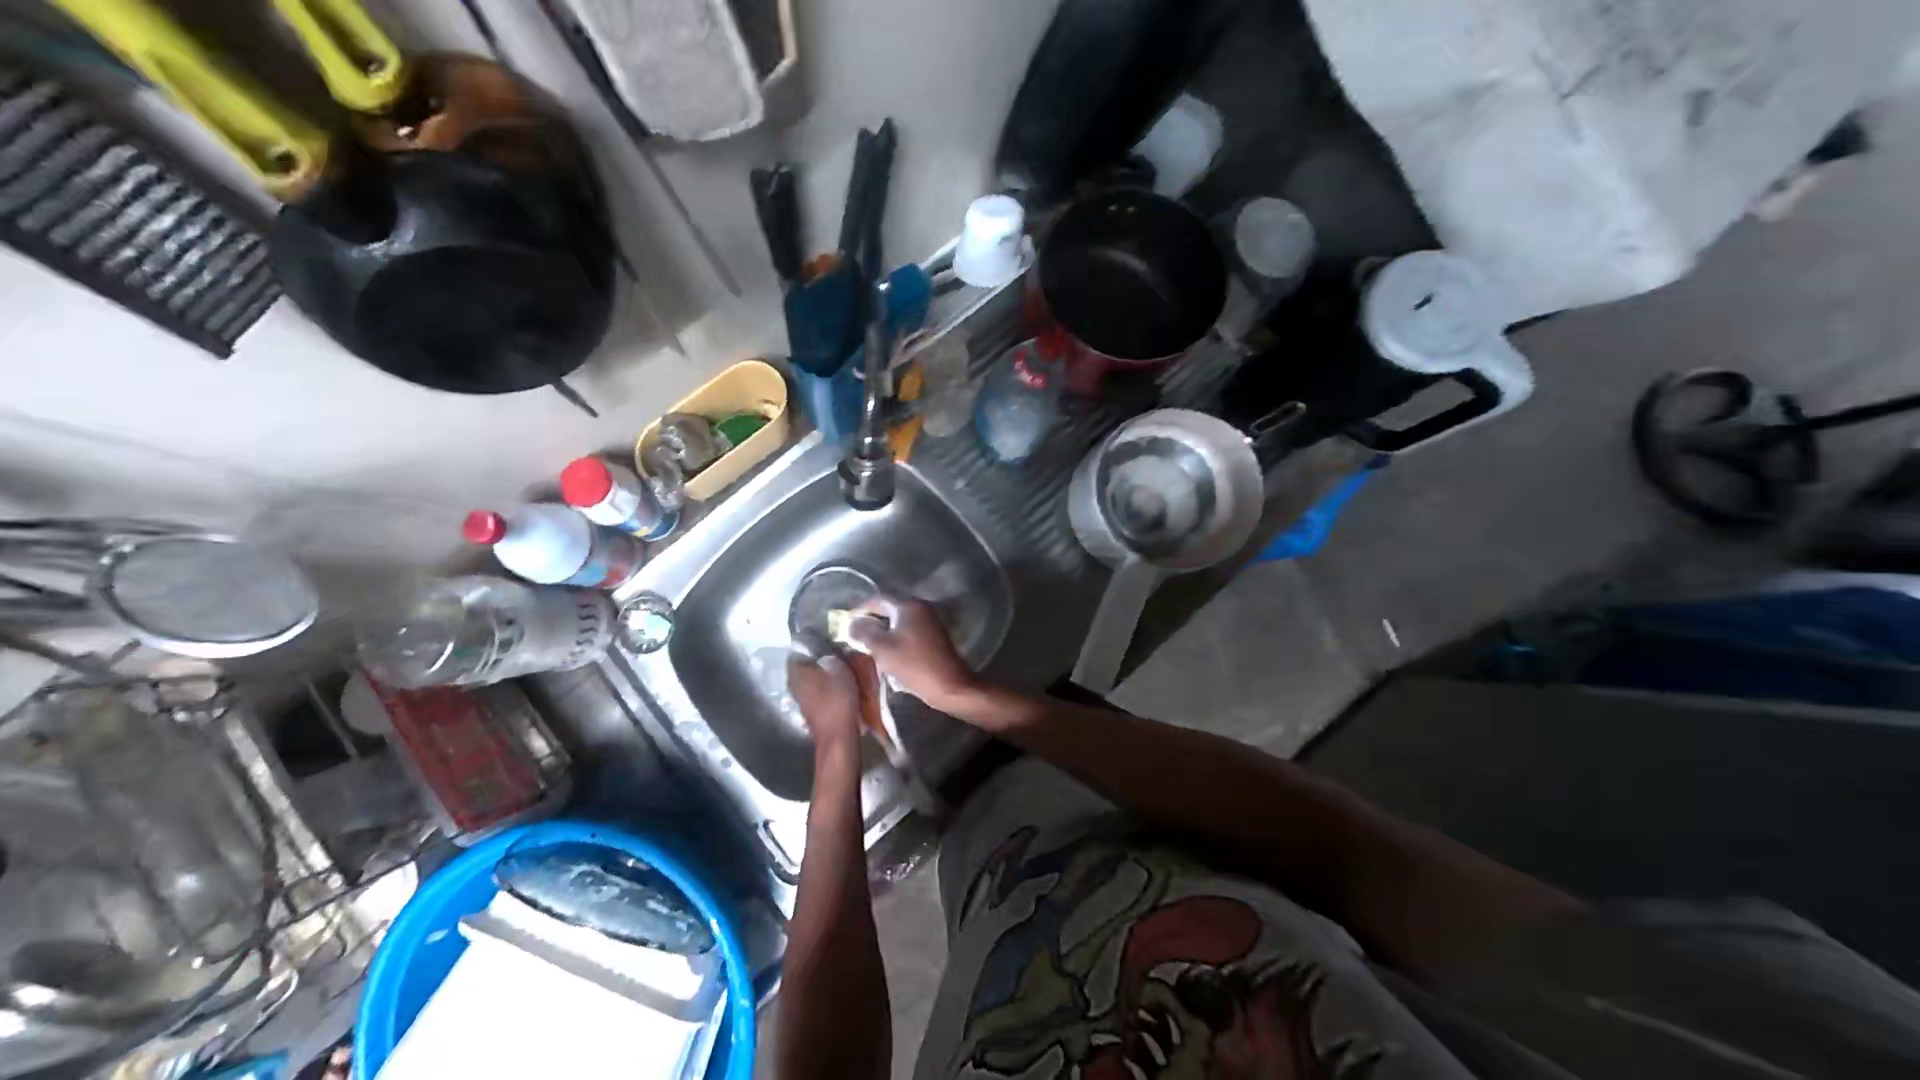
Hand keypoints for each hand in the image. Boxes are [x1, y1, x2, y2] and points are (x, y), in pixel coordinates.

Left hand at [788, 654, 861, 753]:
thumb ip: (830, 657)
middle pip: (803, 667)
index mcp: (795, 671)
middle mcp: (791, 684)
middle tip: (834, 658)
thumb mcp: (839, 669)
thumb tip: (825, 655)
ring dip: (820, 677)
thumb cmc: (837, 698)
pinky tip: (836, 690)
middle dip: (817, 663)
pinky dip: (822, 690)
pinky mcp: (806, 711)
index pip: (798, 651)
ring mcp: (798, 699)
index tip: (827, 645)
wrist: (837, 734)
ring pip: (808, 680)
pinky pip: (813, 693)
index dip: (812, 646)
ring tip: (837, 674)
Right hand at [851, 596, 978, 708]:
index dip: (859, 609)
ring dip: (882, 634)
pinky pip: (908, 634)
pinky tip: (887, 656)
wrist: (949, 685)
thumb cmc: (913, 664)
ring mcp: (929, 623)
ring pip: (898, 625)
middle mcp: (921, 609)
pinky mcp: (933, 638)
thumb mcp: (881, 648)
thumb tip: (850, 623)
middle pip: (888, 611)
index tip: (844, 621)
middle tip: (854, 636)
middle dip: (870, 623)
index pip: (877, 600)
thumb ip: (862, 633)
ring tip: (867, 648)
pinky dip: (895, 641)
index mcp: (908, 606)